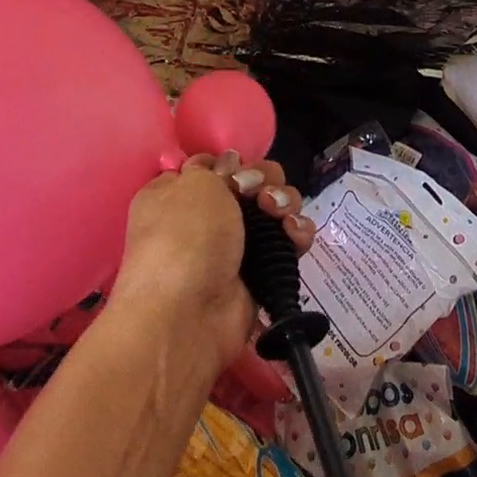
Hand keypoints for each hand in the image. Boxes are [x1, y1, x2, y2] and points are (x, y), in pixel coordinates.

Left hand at [108, 151, 314, 376]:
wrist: (188, 313)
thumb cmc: (184, 238)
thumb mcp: (193, 185)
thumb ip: (215, 168)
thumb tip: (229, 167)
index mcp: (178, 193)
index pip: (215, 165)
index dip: (231, 163)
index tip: (235, 172)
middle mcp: (207, 216)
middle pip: (252, 182)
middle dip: (264, 180)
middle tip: (257, 195)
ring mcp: (235, 244)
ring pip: (275, 208)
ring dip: (284, 203)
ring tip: (278, 215)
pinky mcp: (262, 269)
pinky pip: (289, 240)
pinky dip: (298, 233)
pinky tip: (295, 236)